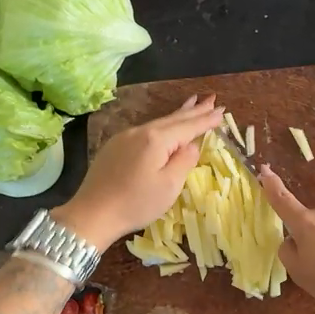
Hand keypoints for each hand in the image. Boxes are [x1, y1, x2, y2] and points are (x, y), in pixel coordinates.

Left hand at [52, 95, 222, 247]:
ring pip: (158, 123)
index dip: (206, 120)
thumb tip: (191, 146)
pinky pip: (145, 131)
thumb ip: (184, 162)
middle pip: (172, 119)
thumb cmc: (135, 203)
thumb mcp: (169, 187)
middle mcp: (140, 132)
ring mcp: (124, 138)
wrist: (92, 214)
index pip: (187, 127)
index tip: (222, 111)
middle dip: (194, 110)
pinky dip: (162, 125)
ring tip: (193, 103)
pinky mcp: (115, 148)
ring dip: (178, 114)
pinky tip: (165, 126)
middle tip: (212, 99)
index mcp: (156, 140)